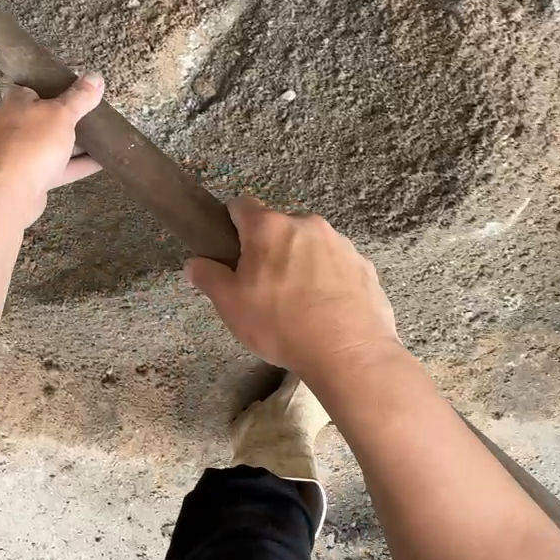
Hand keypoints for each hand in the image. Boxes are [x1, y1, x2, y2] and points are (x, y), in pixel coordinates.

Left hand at [0, 75, 103, 229]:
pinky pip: (60, 167)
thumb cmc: (32, 142)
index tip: (80, 88)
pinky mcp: (33, 178)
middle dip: (71, 117)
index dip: (56, 87)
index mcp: (16, 103)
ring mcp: (23, 154)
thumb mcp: (61, 113)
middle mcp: (16, 127)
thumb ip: (80, 98)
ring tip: (105, 136)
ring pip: (54, 144)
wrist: (9, 192)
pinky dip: (80, 164)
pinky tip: (104, 160)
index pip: (34, 88)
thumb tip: (95, 77)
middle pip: (47, 118)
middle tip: (98, 112)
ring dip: (78, 142)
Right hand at [184, 197, 401, 373]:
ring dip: (298, 262)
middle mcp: (306, 225)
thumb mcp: (230, 304)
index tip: (229, 248)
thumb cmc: (282, 325)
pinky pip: (335, 264)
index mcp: (269, 227)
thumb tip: (195, 264)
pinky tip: (323, 309)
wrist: (349, 354)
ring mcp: (340, 243)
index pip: (241, 205)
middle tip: (260, 284)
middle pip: (277, 226)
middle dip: (267, 248)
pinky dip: (326, 279)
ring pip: (308, 245)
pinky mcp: (364, 265)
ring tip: (296, 302)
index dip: (230, 222)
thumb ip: (208, 277)